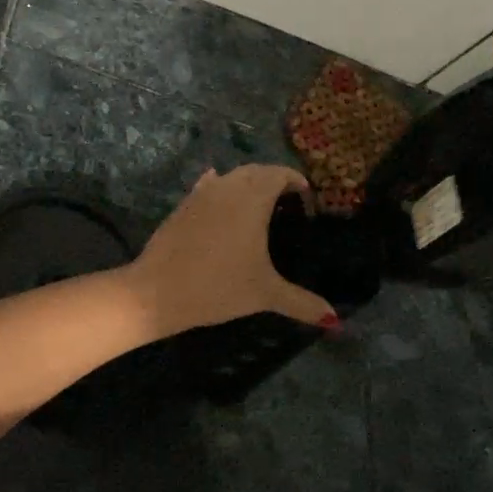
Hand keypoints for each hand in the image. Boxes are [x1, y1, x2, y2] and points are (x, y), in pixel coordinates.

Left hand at [127, 165, 336, 333]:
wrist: (157, 290)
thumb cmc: (217, 286)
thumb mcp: (264, 294)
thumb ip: (302, 303)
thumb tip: (335, 320)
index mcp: (251, 198)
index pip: (279, 174)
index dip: (296, 182)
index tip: (308, 202)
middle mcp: (226, 187)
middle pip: (256, 171)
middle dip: (274, 181)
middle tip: (289, 206)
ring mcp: (200, 194)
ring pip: (230, 177)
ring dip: (248, 185)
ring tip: (261, 210)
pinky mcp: (182, 206)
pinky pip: (209, 187)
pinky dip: (223, 191)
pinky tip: (225, 208)